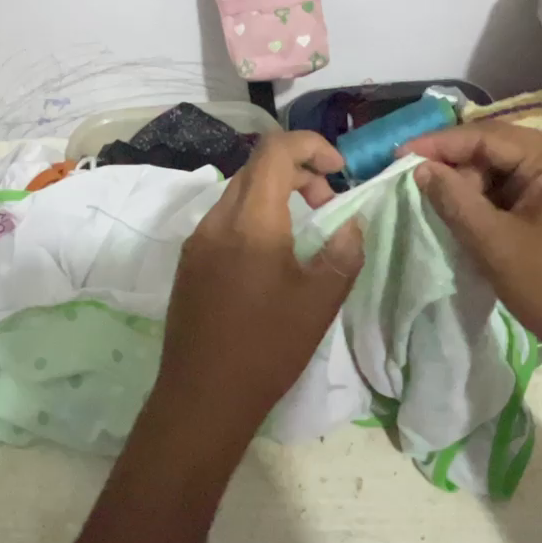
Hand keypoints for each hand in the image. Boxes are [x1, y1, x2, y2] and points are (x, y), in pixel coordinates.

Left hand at [155, 132, 364, 442]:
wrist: (201, 396)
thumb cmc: (266, 348)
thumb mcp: (319, 302)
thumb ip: (343, 252)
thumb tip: (352, 223)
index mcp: (250, 220)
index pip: (275, 150)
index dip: (311, 146)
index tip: (339, 170)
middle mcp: (217, 219)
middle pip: (256, 167)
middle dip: (298, 170)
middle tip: (328, 202)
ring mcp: (197, 241)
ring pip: (239, 192)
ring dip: (276, 194)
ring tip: (305, 229)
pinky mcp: (189, 262)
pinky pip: (224, 219)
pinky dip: (254, 216)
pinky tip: (272, 254)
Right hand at [402, 122, 541, 385]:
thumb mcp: (494, 244)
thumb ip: (454, 199)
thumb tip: (423, 169)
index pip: (490, 136)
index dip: (440, 144)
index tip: (400, 155)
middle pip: (507, 147)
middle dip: (462, 165)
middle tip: (425, 187)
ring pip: (521, 166)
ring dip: (484, 183)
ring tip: (451, 206)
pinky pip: (540, 184)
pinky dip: (508, 196)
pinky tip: (485, 217)